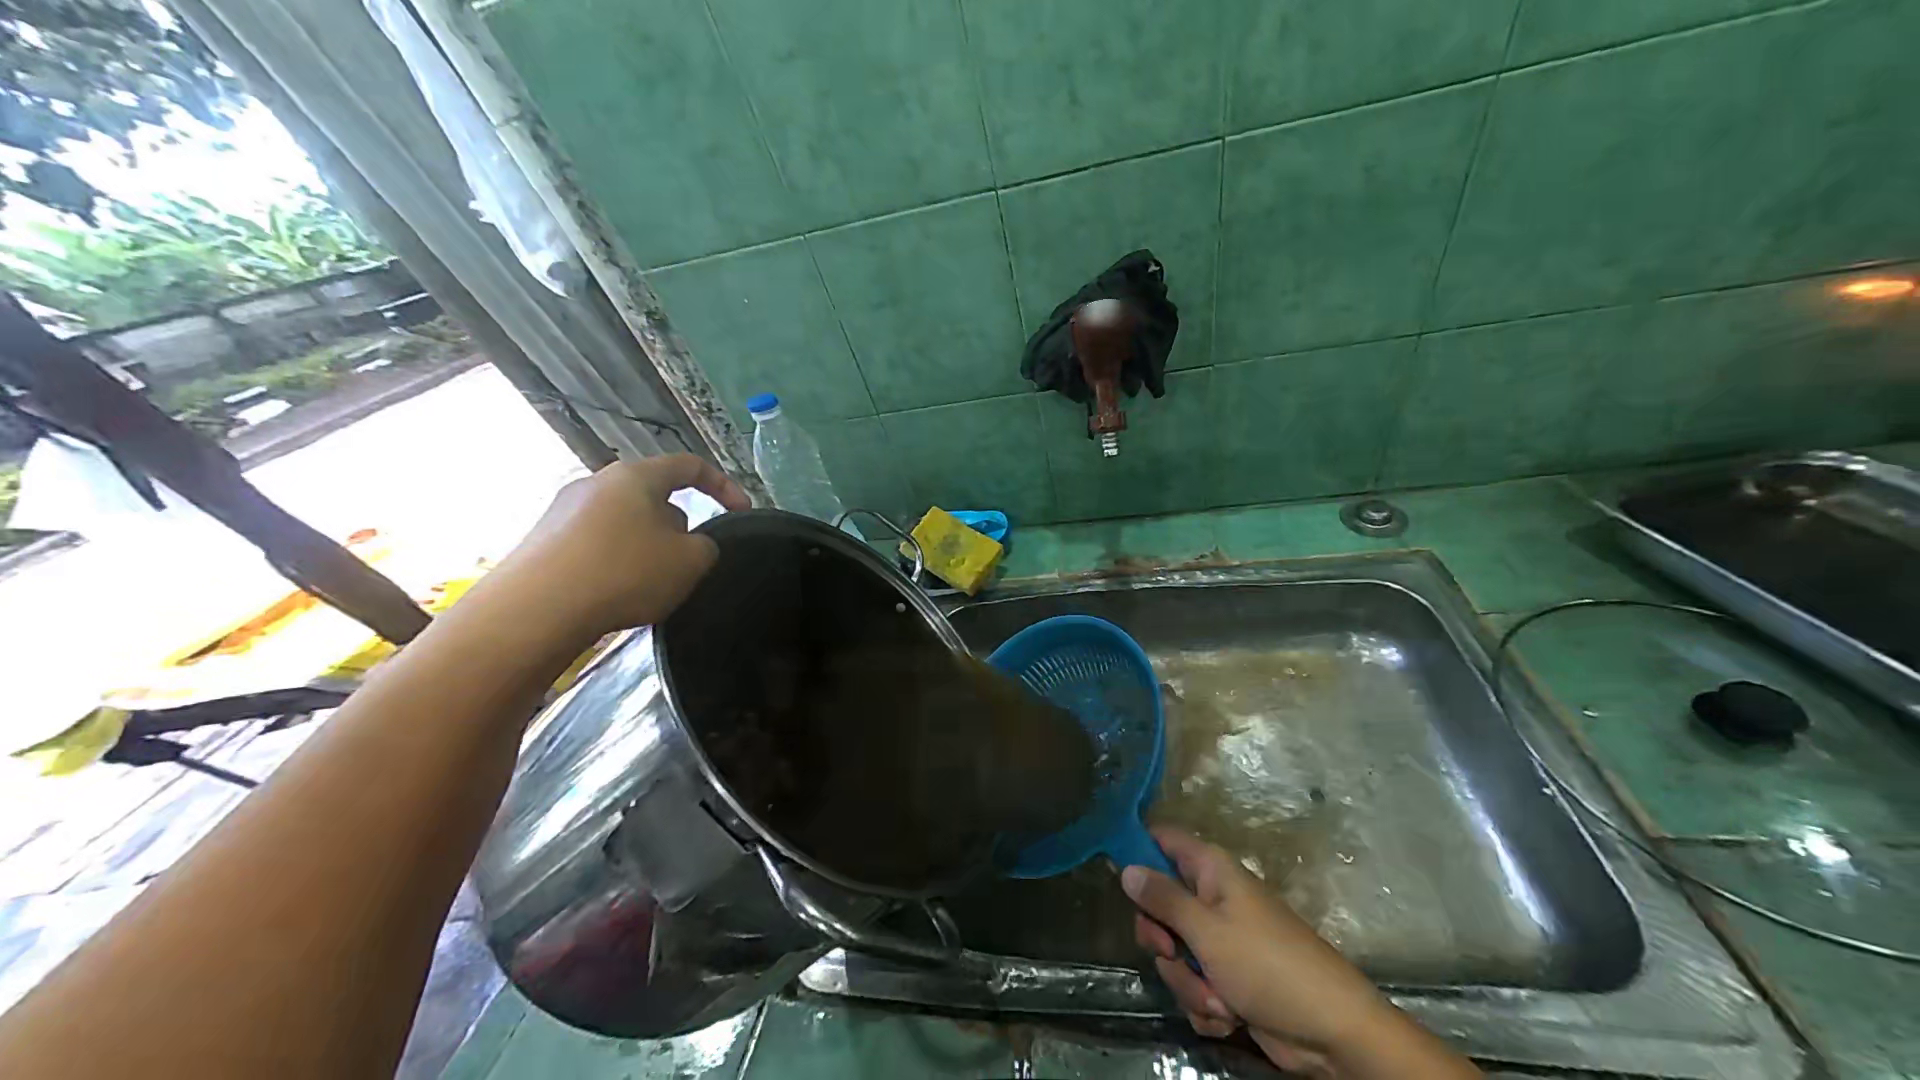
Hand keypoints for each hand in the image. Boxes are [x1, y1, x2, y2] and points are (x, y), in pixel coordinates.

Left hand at [484, 455, 749, 641]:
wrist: (535, 611)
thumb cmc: (624, 573)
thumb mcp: (691, 561)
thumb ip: (706, 546)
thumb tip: (690, 544)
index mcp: (635, 476)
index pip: (690, 466)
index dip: (724, 486)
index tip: (742, 512)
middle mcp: (596, 483)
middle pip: (655, 497)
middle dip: (679, 526)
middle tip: (690, 561)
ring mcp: (564, 511)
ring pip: (626, 523)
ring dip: (648, 547)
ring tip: (652, 585)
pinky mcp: (544, 542)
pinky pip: (597, 545)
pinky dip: (617, 564)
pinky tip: (617, 595)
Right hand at [1123, 828, 1403, 1072]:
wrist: (1332, 1034)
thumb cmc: (1268, 966)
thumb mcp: (1206, 930)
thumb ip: (1162, 899)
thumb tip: (1126, 868)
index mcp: (1211, 871)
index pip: (1163, 839)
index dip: (1137, 849)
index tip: (1116, 874)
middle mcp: (1212, 899)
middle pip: (1159, 905)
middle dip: (1161, 940)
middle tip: (1172, 951)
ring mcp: (1220, 941)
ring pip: (1174, 954)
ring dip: (1187, 983)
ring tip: (1218, 998)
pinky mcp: (1227, 980)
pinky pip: (1193, 985)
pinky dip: (1205, 1004)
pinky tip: (1227, 1015)